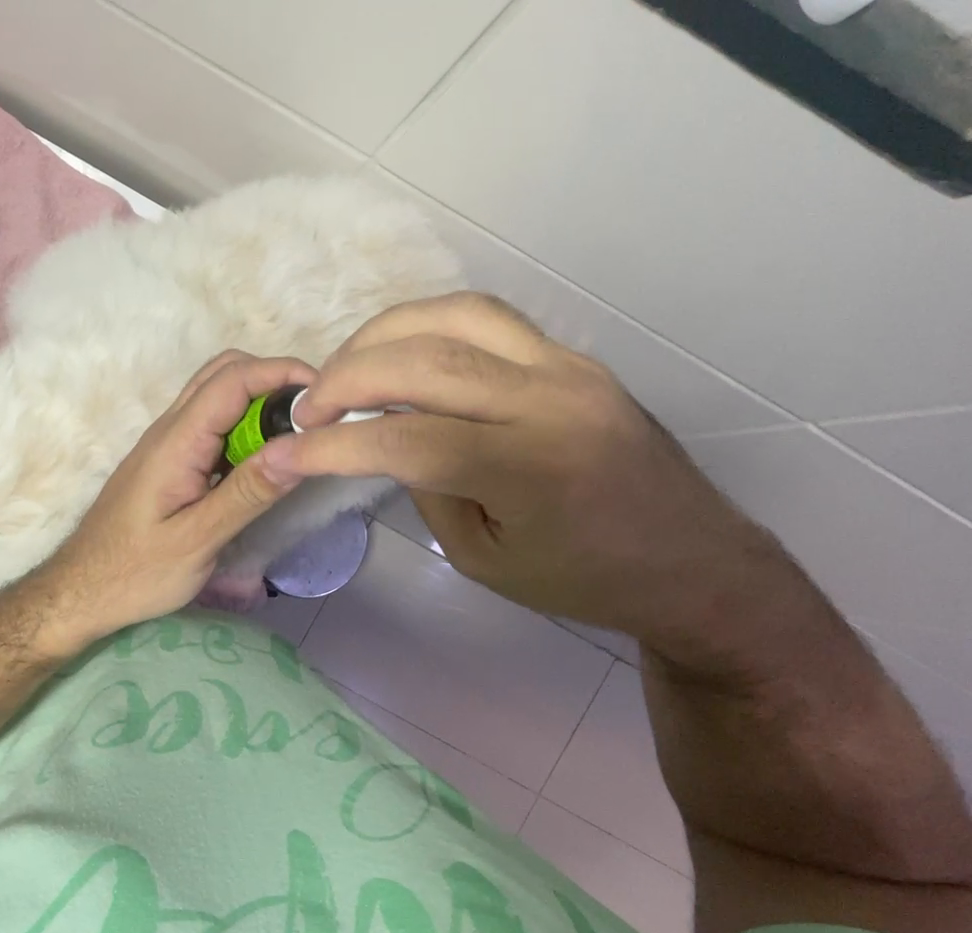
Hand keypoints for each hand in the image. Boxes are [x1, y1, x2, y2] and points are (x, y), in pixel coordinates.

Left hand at [19, 352, 314, 653]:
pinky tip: (262, 464)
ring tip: (296, 440)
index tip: (327, 397)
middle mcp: (167, 431)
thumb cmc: (135, 574)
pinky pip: (208, 427)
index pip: (233, 378)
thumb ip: (247, 493)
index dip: (283, 374)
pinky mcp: (165, 464)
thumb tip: (300, 448)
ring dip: (258, 405)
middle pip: (223, 373)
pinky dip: (241, 429)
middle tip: (313, 419)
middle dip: (273, 381)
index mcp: (175, 442)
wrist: (80, 593)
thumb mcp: (197, 540)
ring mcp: (164, 446)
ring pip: (214, 397)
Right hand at [261, 292, 785, 649]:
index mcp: (529, 469)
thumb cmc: (581, 579)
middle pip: (424, 358)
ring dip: (384, 334)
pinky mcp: (572, 357)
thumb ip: (429, 489)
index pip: (405, 438)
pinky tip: (400, 356)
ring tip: (346, 369)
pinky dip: (427, 328)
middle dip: (346, 377)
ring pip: (456, 314)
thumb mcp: (482, 559)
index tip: (280, 456)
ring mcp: (567, 367)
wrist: (691, 562)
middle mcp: (550, 400)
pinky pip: (487, 320)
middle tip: (307, 409)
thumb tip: (384, 439)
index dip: (331, 447)